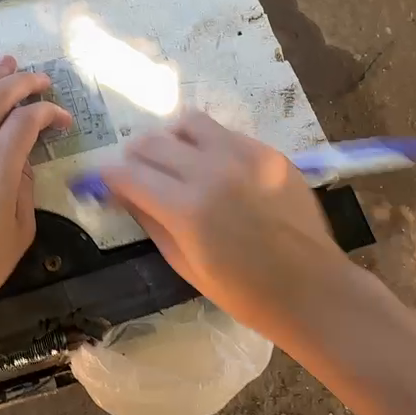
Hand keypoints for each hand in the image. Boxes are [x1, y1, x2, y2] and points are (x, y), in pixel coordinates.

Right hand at [98, 112, 349, 336]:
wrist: (312, 291)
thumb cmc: (243, 293)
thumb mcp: (184, 263)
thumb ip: (149, 220)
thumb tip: (121, 192)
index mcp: (186, 207)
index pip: (128, 173)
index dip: (108, 177)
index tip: (103, 182)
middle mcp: (211, 170)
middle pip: (152, 142)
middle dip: (134, 156)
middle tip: (135, 172)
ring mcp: (244, 155)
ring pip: (188, 122)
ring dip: (170, 138)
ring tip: (174, 160)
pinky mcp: (269, 152)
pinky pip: (225, 133)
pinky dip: (208, 145)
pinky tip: (215, 169)